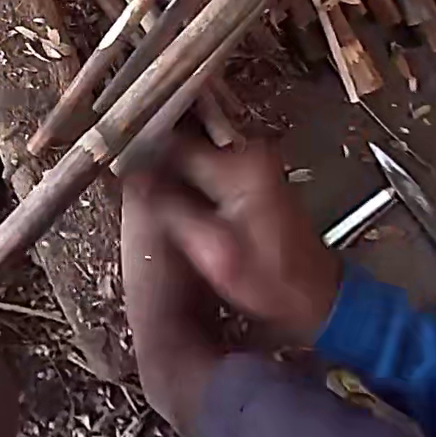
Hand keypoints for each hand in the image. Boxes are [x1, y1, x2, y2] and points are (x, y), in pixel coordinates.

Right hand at [125, 133, 341, 340]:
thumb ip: (170, 209)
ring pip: (188, 143)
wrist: (320, 299)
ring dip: (162, 156)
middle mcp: (246, 149)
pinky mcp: (248, 166)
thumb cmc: (270, 281)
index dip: (140, 151)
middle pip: (180, 137)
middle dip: (149, 150)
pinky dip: (179, 164)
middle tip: (122, 167)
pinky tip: (162, 181)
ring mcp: (249, 155)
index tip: (115, 161)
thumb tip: (130, 177)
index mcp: (239, 165)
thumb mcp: (213, 251)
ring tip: (136, 173)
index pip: (173, 142)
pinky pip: (201, 155)